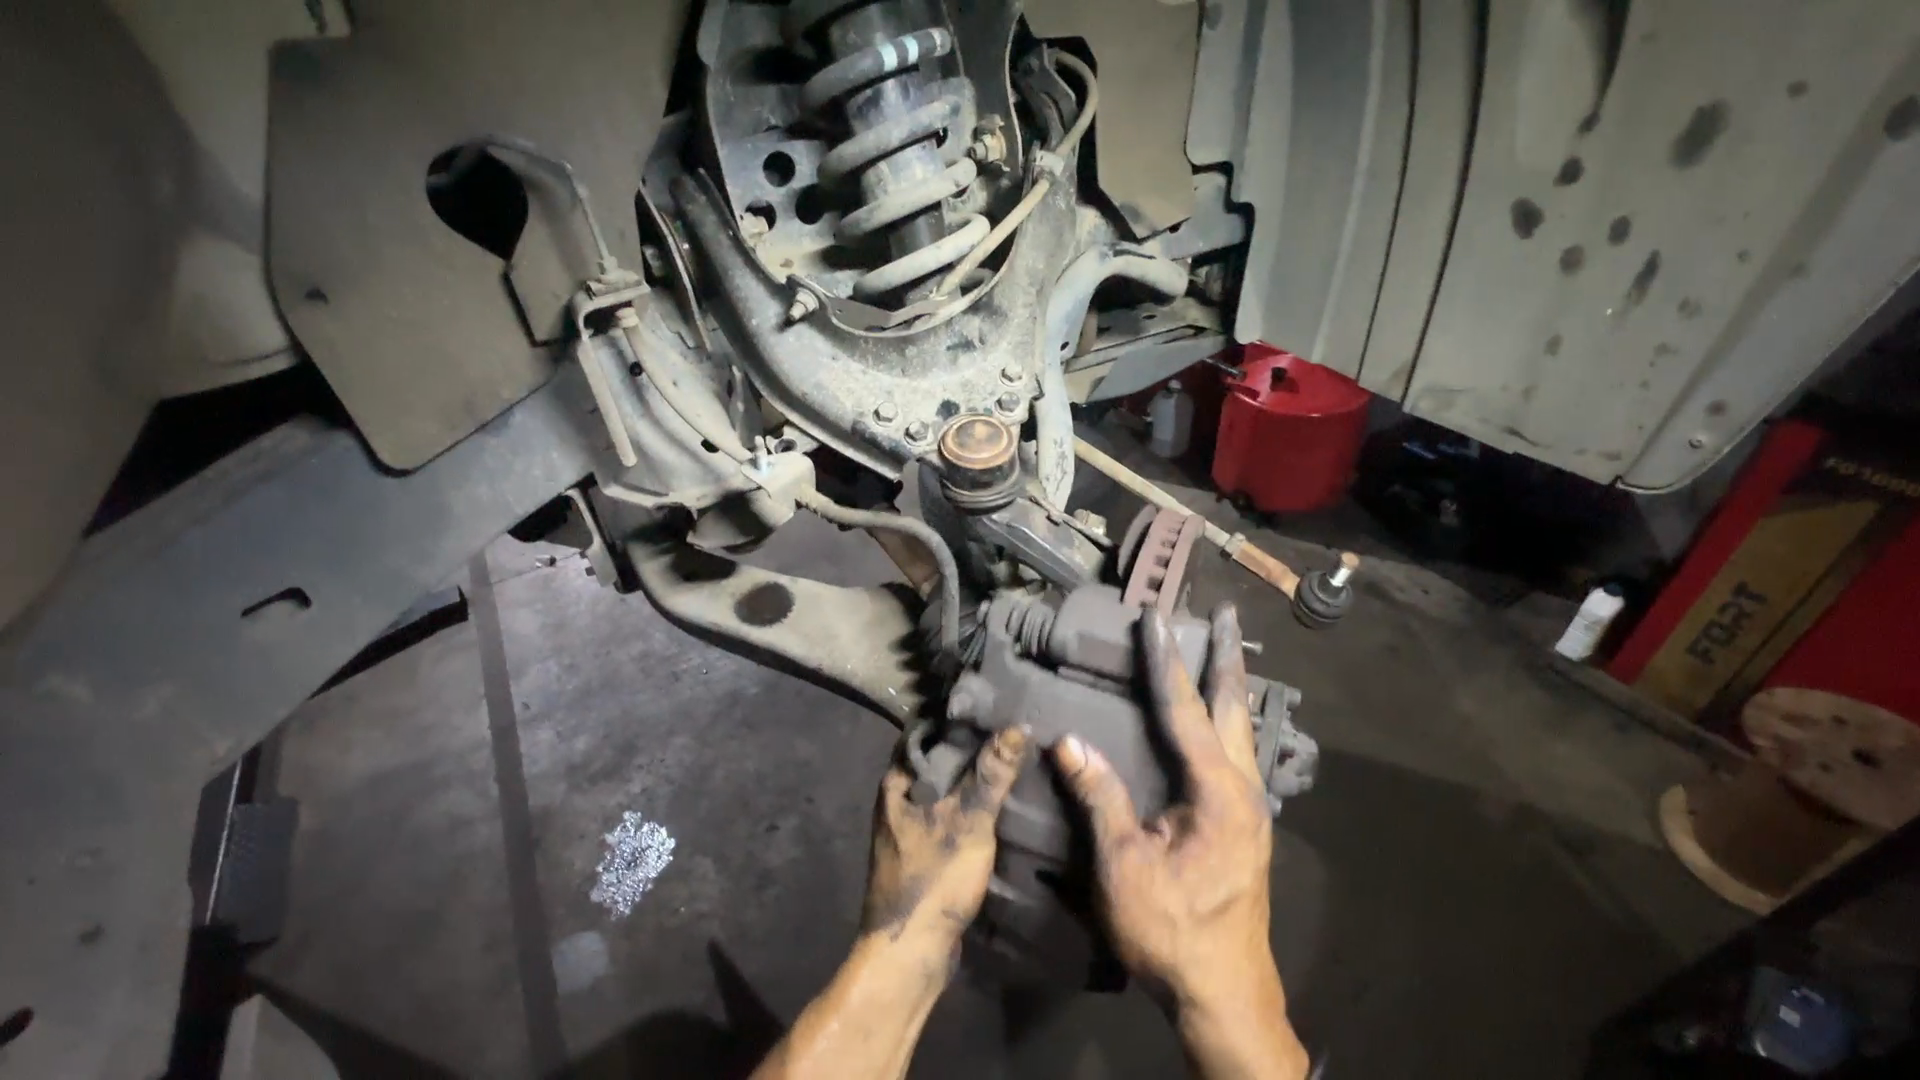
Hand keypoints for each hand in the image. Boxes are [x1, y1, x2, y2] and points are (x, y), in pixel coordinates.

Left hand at [861, 725, 1031, 959]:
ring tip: (1014, 761)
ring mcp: (909, 828)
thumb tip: (1017, 726)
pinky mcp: (924, 852)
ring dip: (973, 779)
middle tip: (1012, 729)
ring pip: (945, 790)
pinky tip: (1001, 805)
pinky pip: (950, 815)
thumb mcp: (968, 822)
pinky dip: (971, 806)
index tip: (993, 704)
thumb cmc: (933, 879)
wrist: (910, 952)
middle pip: (938, 760)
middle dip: (971, 747)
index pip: (927, 732)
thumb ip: (991, 774)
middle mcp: (897, 799)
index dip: (957, 717)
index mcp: (897, 782)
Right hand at [1052, 605, 1283, 1014]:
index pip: (1185, 712)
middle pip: (1234, 708)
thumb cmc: (1171, 930)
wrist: (1224, 993)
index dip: (1165, 663)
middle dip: (1227, 659)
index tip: (1154, 619)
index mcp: (1219, 793)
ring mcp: (1251, 810)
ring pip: (1243, 731)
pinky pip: (1239, 754)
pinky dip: (1228, 721)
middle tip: (1227, 616)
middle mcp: (1244, 791)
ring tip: (1225, 653)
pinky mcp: (1246, 827)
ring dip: (1231, 687)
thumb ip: (1100, 799)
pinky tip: (1220, 724)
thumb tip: (1067, 743)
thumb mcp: (1124, 866)